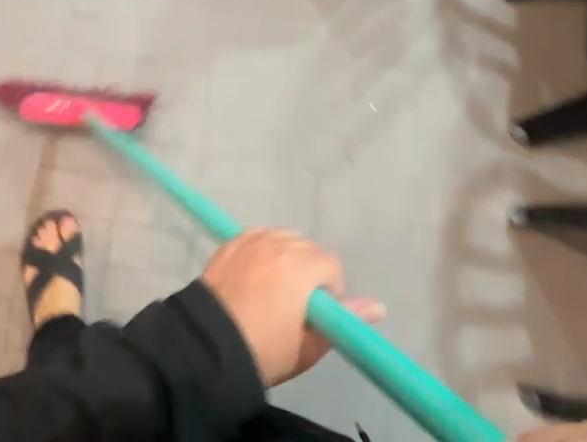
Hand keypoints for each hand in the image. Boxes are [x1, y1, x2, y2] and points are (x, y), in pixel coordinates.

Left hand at [200, 229, 384, 386]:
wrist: (208, 348)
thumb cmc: (264, 349)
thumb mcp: (309, 344)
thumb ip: (344, 319)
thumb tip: (378, 306)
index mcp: (300, 266)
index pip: (330, 264)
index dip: (330, 289)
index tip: (315, 314)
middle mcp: (276, 244)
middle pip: (306, 248)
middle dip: (308, 271)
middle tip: (295, 305)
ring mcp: (250, 240)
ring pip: (281, 239)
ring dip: (285, 257)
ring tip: (273, 289)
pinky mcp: (229, 244)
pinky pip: (257, 237)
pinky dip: (262, 250)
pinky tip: (254, 274)